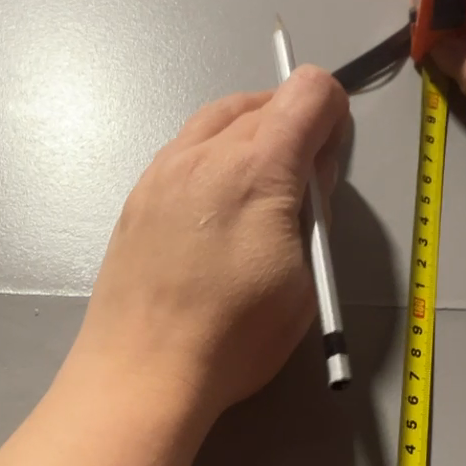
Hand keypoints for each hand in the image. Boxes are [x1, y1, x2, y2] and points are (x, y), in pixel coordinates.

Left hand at [70, 67, 349, 417]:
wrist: (141, 373)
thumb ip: (313, 216)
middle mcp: (203, 154)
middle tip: (295, 185)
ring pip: (212, 122)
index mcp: (257, 167)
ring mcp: (160, 175)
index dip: (332, 116)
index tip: (328, 160)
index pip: (308, 92)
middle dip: (290, 127)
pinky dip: (206, 163)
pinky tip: (208, 213)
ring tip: (252, 194)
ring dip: (244, 138)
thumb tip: (307, 178)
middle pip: (259, 103)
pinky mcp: (134, 203)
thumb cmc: (232, 339)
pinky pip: (179, 155)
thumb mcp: (304, 284)